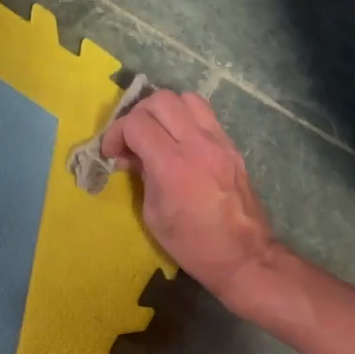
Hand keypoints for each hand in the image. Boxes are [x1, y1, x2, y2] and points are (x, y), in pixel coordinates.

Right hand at [101, 90, 284, 311]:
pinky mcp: (232, 146)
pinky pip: (206, 115)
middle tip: (132, 139)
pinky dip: (186, 120)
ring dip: (166, 110)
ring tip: (158, 134)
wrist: (243, 255)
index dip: (116, 133)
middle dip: (138, 114)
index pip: (136, 123)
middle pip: (161, 100)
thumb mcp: (154, 214)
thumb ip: (143, 176)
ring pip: (187, 98)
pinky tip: (180, 142)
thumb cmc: (192, 244)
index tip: (111, 153)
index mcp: (172, 165)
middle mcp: (197, 144)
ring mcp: (219, 141)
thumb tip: (134, 156)